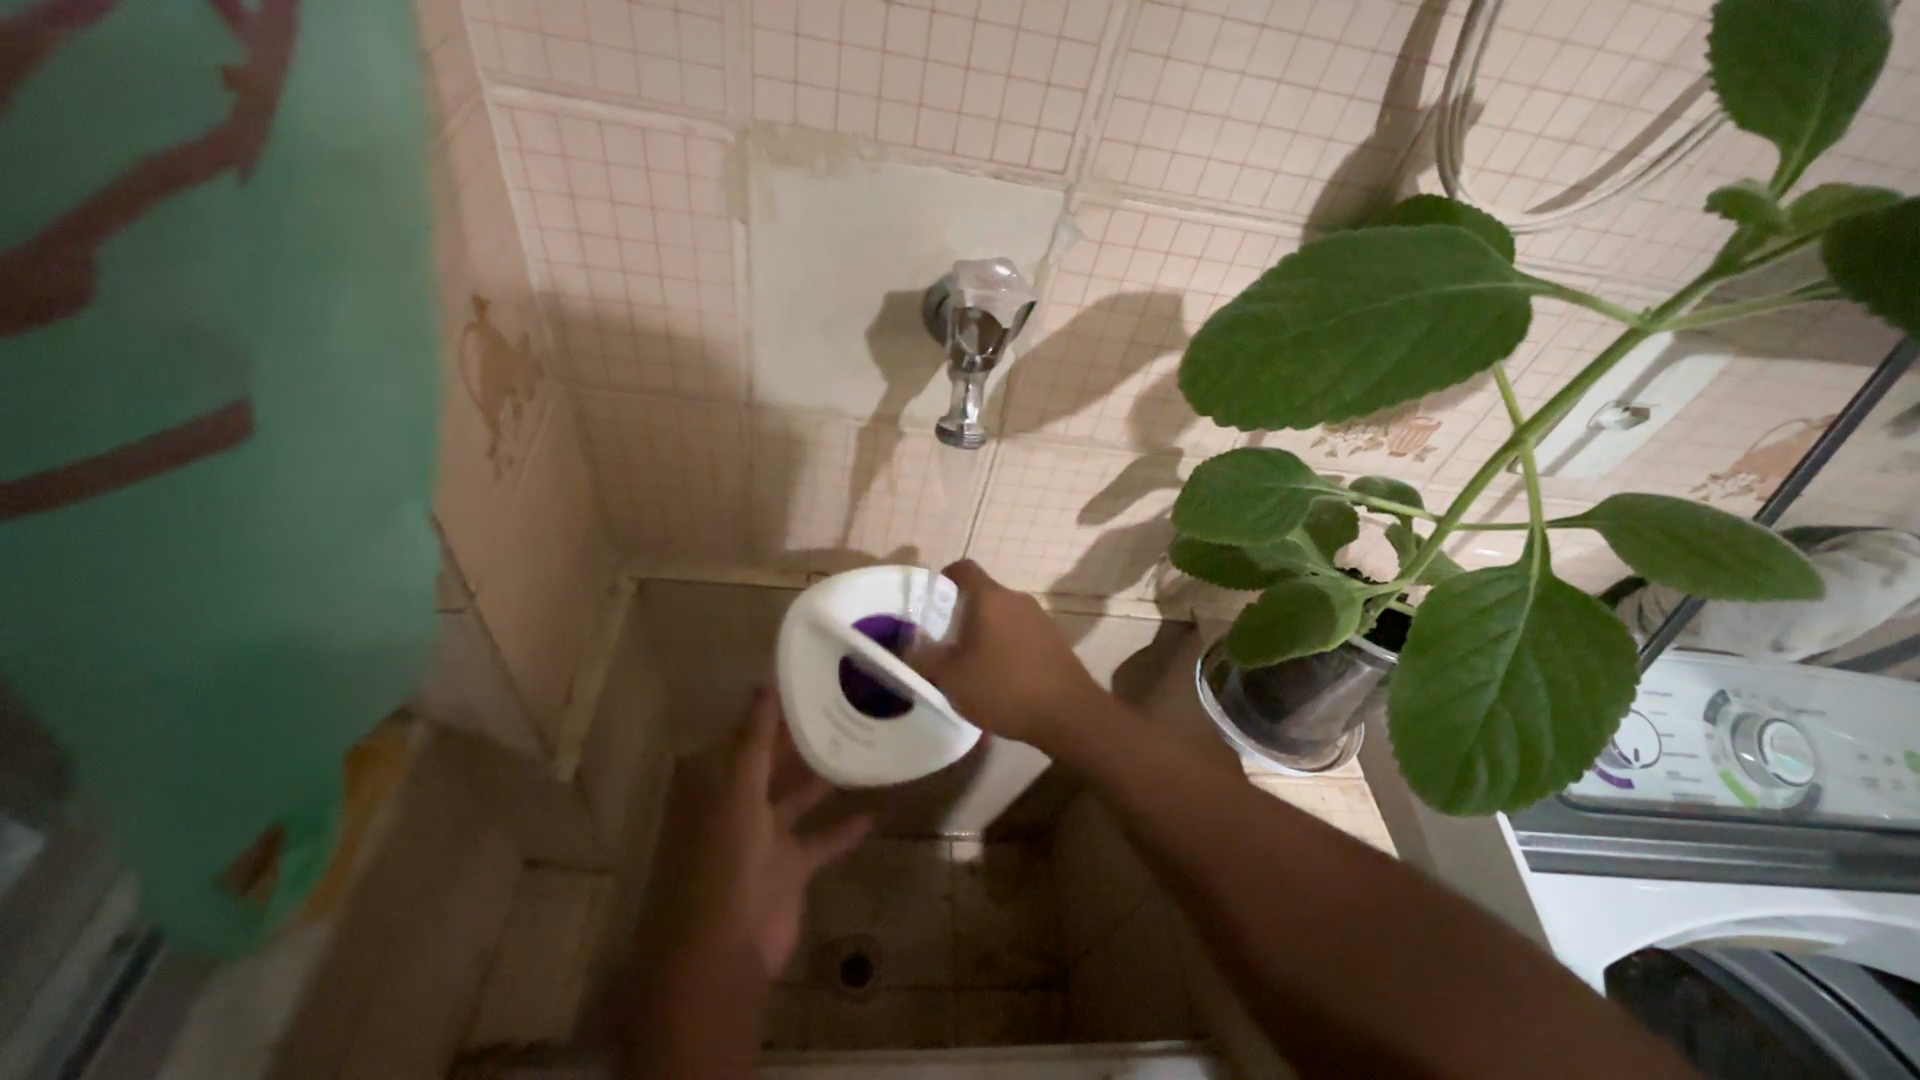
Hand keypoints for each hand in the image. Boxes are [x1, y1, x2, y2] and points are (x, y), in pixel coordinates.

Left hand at [675, 687, 872, 977]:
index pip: (744, 738)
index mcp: (717, 787)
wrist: (727, 948)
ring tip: (864, 747)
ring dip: (826, 779)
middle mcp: (738, 808)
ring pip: (799, 799)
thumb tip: (763, 684)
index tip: (804, 682)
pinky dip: (845, 828)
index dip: (768, 712)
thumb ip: (753, 742)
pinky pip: (823, 840)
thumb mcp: (738, 793)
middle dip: (802, 741)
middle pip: (773, 766)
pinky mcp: (792, 869)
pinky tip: (876, 809)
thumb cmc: (725, 862)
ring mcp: (765, 840)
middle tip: (844, 707)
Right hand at [910, 559, 1106, 748]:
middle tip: (945, 646)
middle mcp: (1017, 599)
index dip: (943, 581)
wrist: (1067, 713)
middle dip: (961, 616)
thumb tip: (909, 647)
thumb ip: (924, 658)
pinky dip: (1007, 648)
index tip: (930, 606)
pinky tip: (1002, 680)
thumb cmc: (1003, 687)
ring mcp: (1041, 619)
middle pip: (982, 596)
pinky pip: (1021, 635)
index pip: (963, 569)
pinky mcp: (1055, 641)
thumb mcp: (950, 677)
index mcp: (990, 597)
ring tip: (972, 668)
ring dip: (985, 634)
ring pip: (1002, 617)